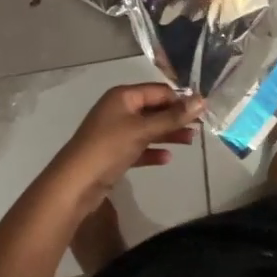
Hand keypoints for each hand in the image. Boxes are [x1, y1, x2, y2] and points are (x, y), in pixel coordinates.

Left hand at [49, 84, 202, 206]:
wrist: (74, 186)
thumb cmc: (108, 148)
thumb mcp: (143, 130)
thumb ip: (173, 117)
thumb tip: (202, 99)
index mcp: (123, 96)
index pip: (158, 91)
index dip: (179, 99)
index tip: (200, 111)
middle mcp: (118, 110)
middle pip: (153, 109)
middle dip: (175, 118)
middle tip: (199, 128)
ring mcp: (114, 132)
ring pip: (147, 129)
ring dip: (167, 134)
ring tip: (190, 141)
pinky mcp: (113, 154)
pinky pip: (138, 147)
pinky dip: (152, 150)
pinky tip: (167, 158)